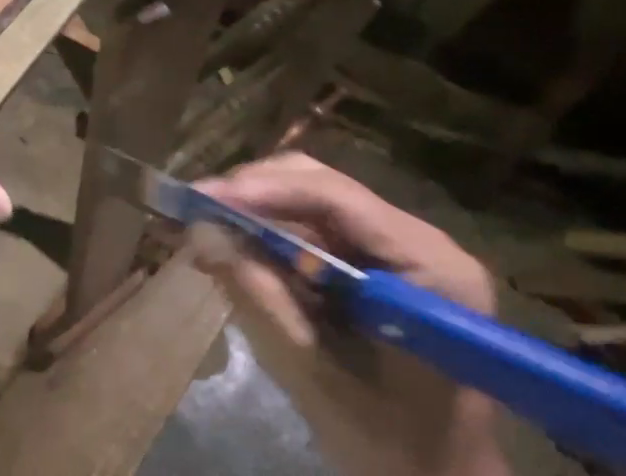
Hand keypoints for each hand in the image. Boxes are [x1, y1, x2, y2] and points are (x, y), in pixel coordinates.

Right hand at [192, 153, 508, 475]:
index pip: (338, 199)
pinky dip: (266, 234)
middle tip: (195, 211)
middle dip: (253, 194)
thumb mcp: (316, 372)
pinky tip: (231, 250)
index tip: (202, 199)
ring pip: (310, 200)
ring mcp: (398, 250)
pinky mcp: (376, 262)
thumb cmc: (387, 438)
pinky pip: (312, 227)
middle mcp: (419, 242)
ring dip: (254, 212)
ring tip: (203, 230)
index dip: (265, 191)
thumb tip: (200, 232)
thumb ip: (261, 298)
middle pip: (321, 186)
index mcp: (430, 267)